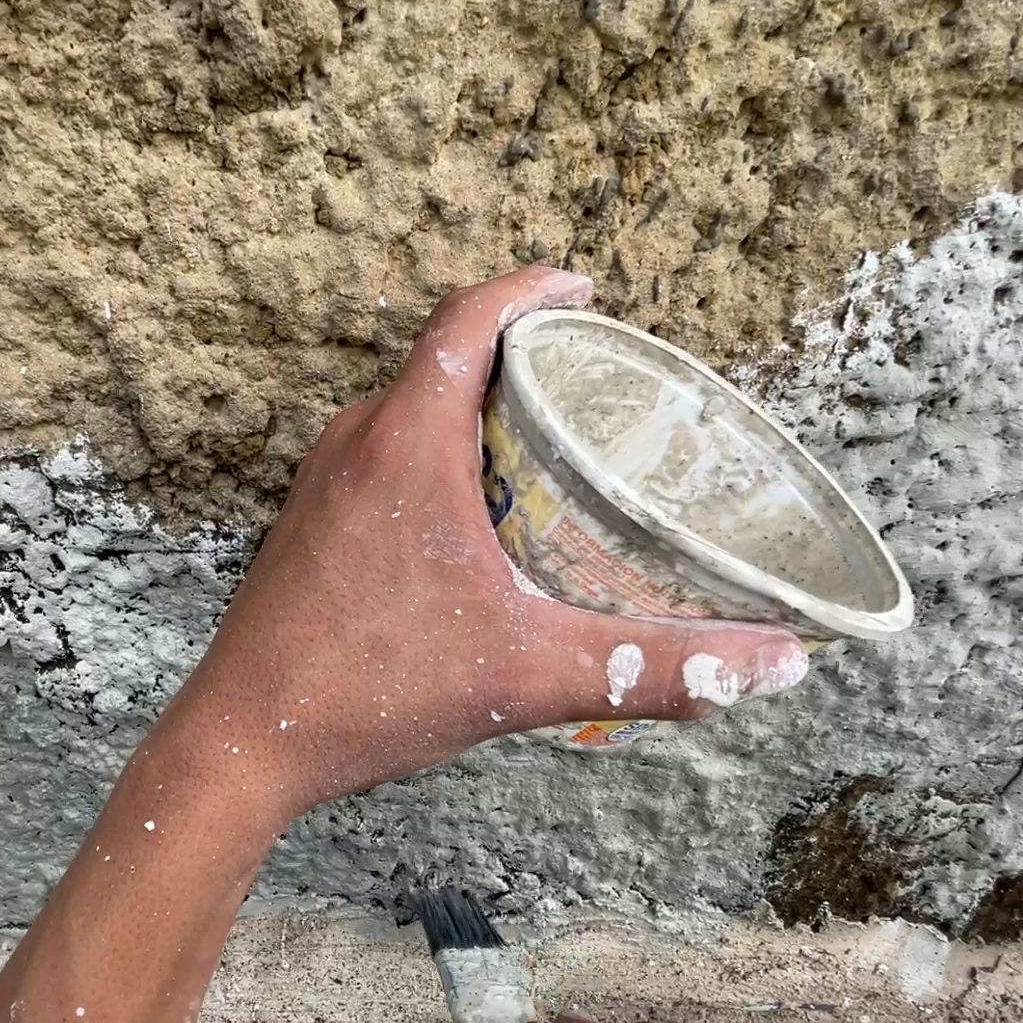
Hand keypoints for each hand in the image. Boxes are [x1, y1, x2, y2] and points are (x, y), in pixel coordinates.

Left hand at [159, 266, 809, 813]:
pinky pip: (380, 450)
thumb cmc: (371, 690)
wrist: (245, 734)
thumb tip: (776, 667)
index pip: (467, 319)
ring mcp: (324, 477)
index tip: (579, 291)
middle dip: (517, 358)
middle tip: (587, 391)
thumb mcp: (527, 674)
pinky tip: (469, 507)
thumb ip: (656, 667)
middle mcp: (355, 441)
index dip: (528, 288)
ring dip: (472, 409)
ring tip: (541, 446)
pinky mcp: (310, 513)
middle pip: (443, 357)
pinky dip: (433, 451)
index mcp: (404, 444)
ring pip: (409, 407)